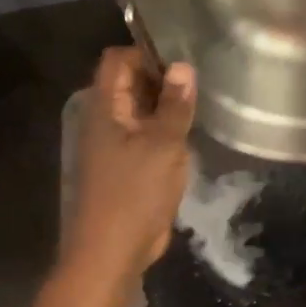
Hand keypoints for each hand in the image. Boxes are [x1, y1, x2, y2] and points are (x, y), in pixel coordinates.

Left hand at [64, 49, 196, 283]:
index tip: (182, 62)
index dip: (147, 53)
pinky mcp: (126, 167)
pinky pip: (146, 136)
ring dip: (166, 107)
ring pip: (140, 111)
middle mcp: (105, 121)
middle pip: (129, 83)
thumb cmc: (134, 194)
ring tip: (201, 104)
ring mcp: (114, 145)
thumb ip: (175, 105)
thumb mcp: (163, 145)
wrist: (110, 253)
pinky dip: (165, 131)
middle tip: (200, 81)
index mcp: (104, 108)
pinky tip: (191, 136)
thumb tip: (183, 66)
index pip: (117, 60)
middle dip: (162, 79)